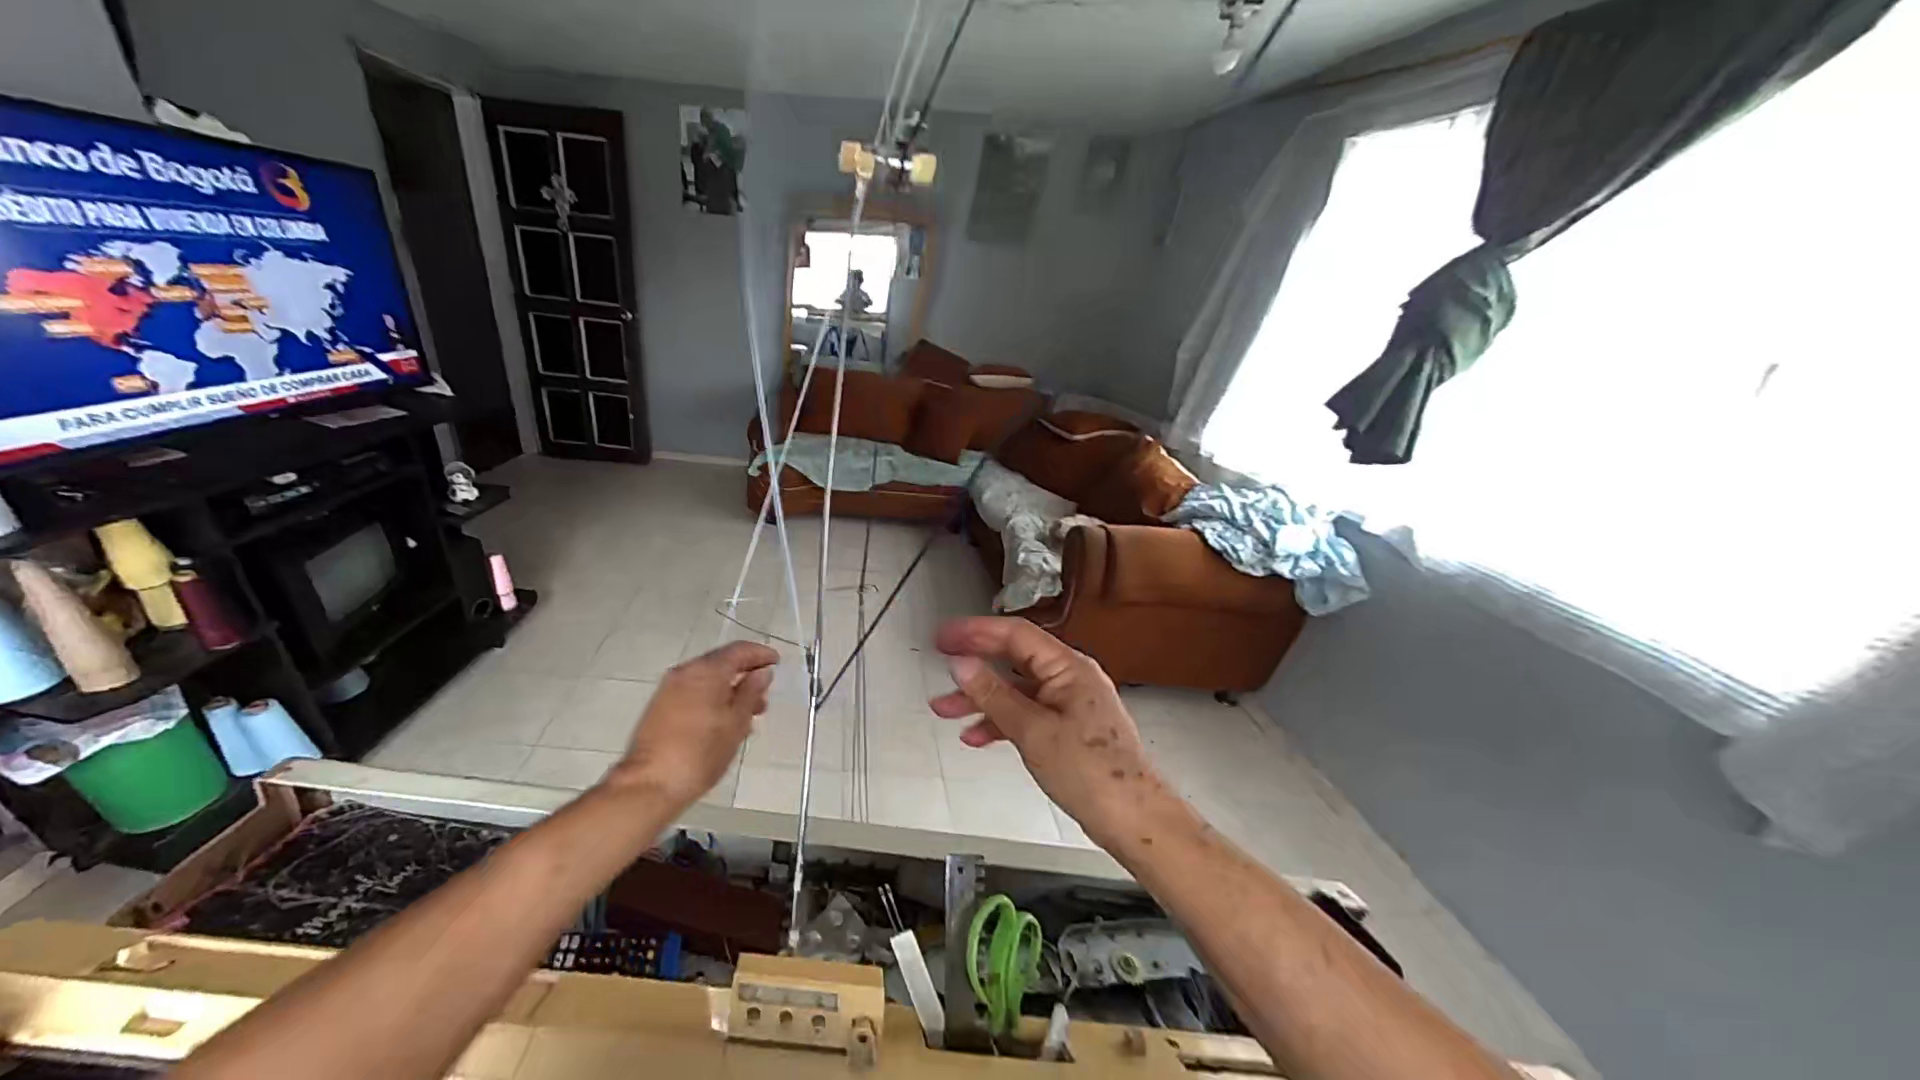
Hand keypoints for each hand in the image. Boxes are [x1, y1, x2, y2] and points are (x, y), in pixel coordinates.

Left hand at [606, 640, 777, 807]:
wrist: (650, 784)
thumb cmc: (702, 752)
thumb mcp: (737, 722)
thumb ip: (751, 692)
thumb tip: (762, 673)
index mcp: (706, 671)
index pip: (738, 650)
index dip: (760, 654)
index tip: (777, 662)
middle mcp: (685, 672)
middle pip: (721, 663)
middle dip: (746, 674)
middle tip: (765, 693)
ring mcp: (669, 690)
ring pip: (707, 680)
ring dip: (730, 689)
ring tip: (749, 714)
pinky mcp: (660, 707)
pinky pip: (694, 693)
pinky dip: (713, 699)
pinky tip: (725, 722)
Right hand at [929, 616, 1165, 844]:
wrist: (1133, 818)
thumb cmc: (1100, 776)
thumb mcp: (1033, 731)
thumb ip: (993, 695)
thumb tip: (964, 665)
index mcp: (1069, 668)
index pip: (1014, 634)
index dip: (975, 632)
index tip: (947, 635)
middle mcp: (1071, 679)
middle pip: (1013, 660)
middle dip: (974, 665)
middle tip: (943, 661)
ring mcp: (1069, 704)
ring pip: (1015, 690)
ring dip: (980, 697)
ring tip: (947, 706)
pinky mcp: (1066, 729)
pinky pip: (1025, 713)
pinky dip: (1000, 720)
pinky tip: (978, 734)